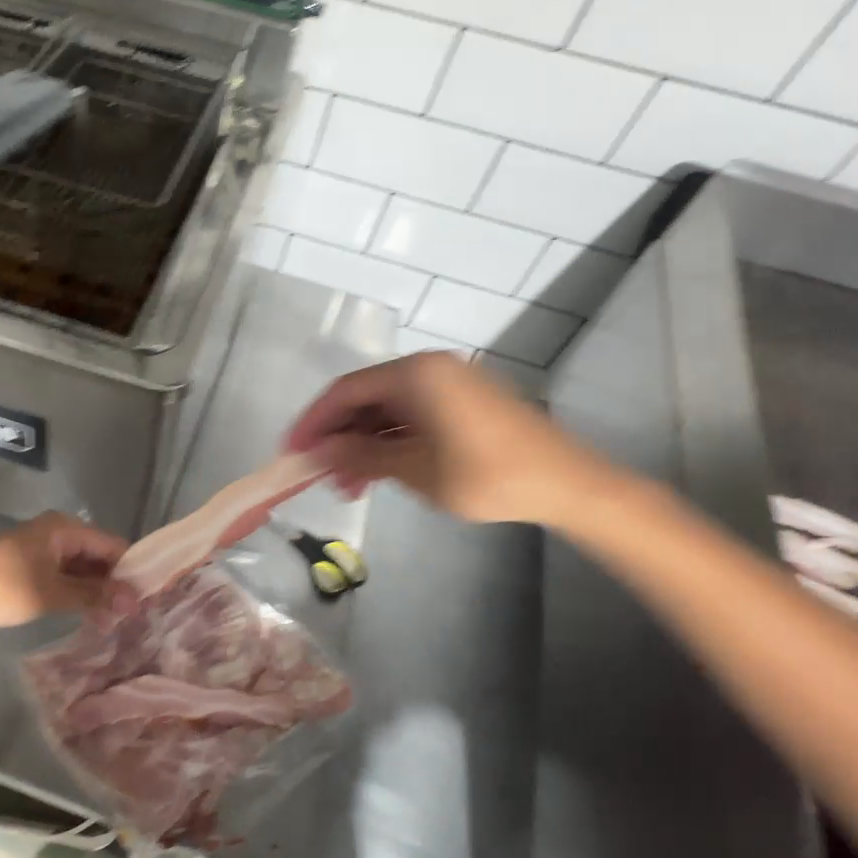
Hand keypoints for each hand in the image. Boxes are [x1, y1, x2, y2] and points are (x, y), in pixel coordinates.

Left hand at [0, 512, 128, 638]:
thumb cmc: (2, 589)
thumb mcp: (52, 594)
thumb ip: (95, 596)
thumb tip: (135, 602)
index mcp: (64, 528)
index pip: (112, 544)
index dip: (132, 570)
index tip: (151, 597)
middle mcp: (57, 531)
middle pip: (99, 555)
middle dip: (116, 583)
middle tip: (136, 615)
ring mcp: (44, 549)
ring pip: (83, 567)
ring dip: (98, 591)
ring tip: (118, 621)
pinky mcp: (34, 566)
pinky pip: (67, 575)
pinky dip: (79, 592)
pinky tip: (93, 615)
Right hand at [286, 351, 615, 526]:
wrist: (566, 484)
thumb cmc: (486, 474)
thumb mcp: (415, 469)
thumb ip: (361, 455)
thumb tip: (319, 451)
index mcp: (415, 374)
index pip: (346, 391)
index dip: (314, 421)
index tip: (291, 452)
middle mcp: (428, 369)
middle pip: (365, 399)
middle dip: (338, 437)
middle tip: (318, 476)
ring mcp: (448, 386)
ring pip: (388, 412)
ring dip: (363, 446)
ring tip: (348, 488)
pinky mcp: (463, 405)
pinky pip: (412, 418)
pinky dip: (390, 444)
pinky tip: (379, 476)